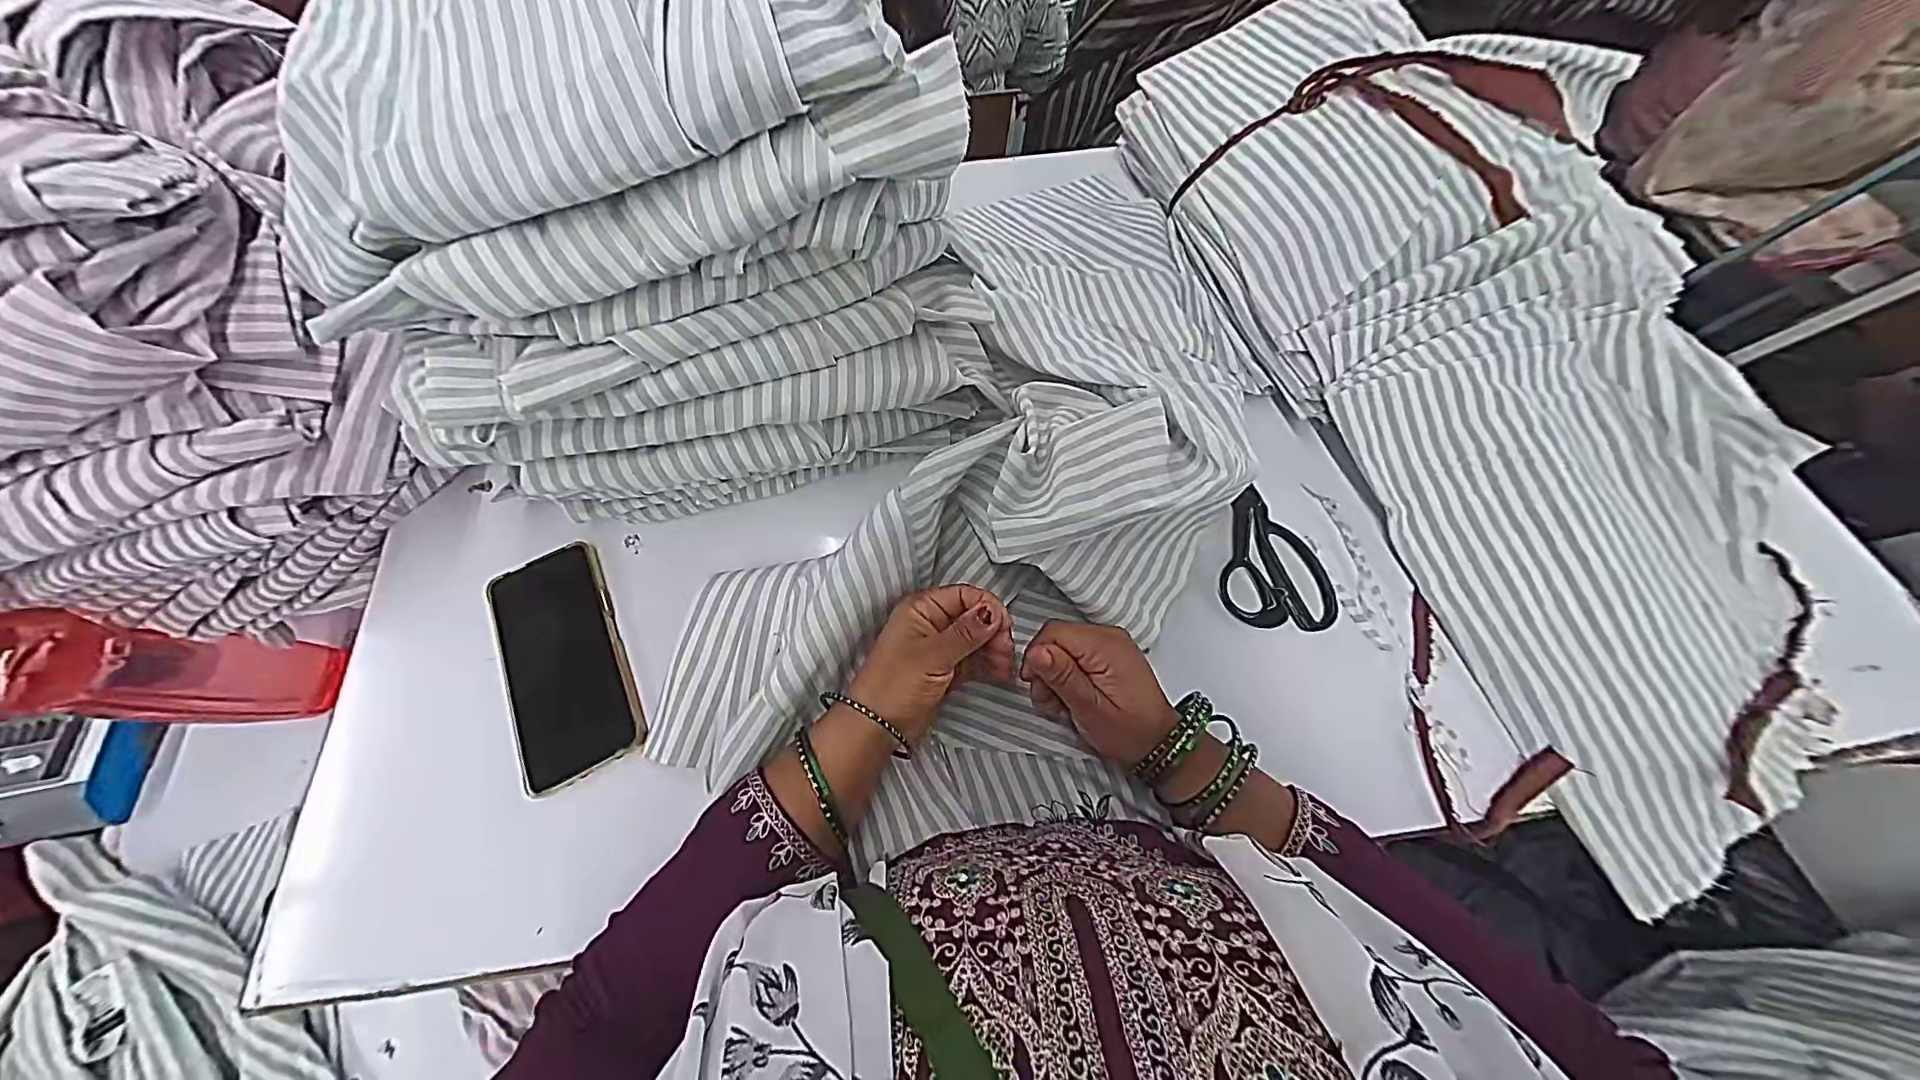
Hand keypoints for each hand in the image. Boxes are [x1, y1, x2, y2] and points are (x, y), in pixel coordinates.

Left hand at [847, 584, 1013, 742]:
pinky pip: (973, 659)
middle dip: (993, 632)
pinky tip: (1000, 673)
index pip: (964, 595)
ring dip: (993, 650)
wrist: (877, 726)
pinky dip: (987, 665)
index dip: (987, 608)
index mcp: (922, 608)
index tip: (1004, 627)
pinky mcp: (945, 668)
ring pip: (976, 640)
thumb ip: (966, 632)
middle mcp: (931, 622)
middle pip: (974, 617)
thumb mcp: (933, 655)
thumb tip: (992, 611)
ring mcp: (939, 646)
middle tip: (1006, 653)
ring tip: (1004, 668)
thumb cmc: (895, 685)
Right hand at [1020, 621, 1177, 768]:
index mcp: (1105, 645)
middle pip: (1057, 639)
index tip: (1037, 686)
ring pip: (1063, 648)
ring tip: (1064, 705)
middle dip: (1046, 671)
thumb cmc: (1130, 731)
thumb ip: (1062, 677)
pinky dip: (1068, 675)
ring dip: (1056, 676)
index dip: (1037, 659)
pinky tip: (1074, 698)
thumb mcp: (1090, 709)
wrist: (1159, 742)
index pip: (1052, 633)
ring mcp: (1110, 643)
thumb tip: (1036, 652)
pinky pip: (1076, 655)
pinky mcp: (1109, 654)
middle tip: (1051, 702)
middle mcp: (1109, 636)